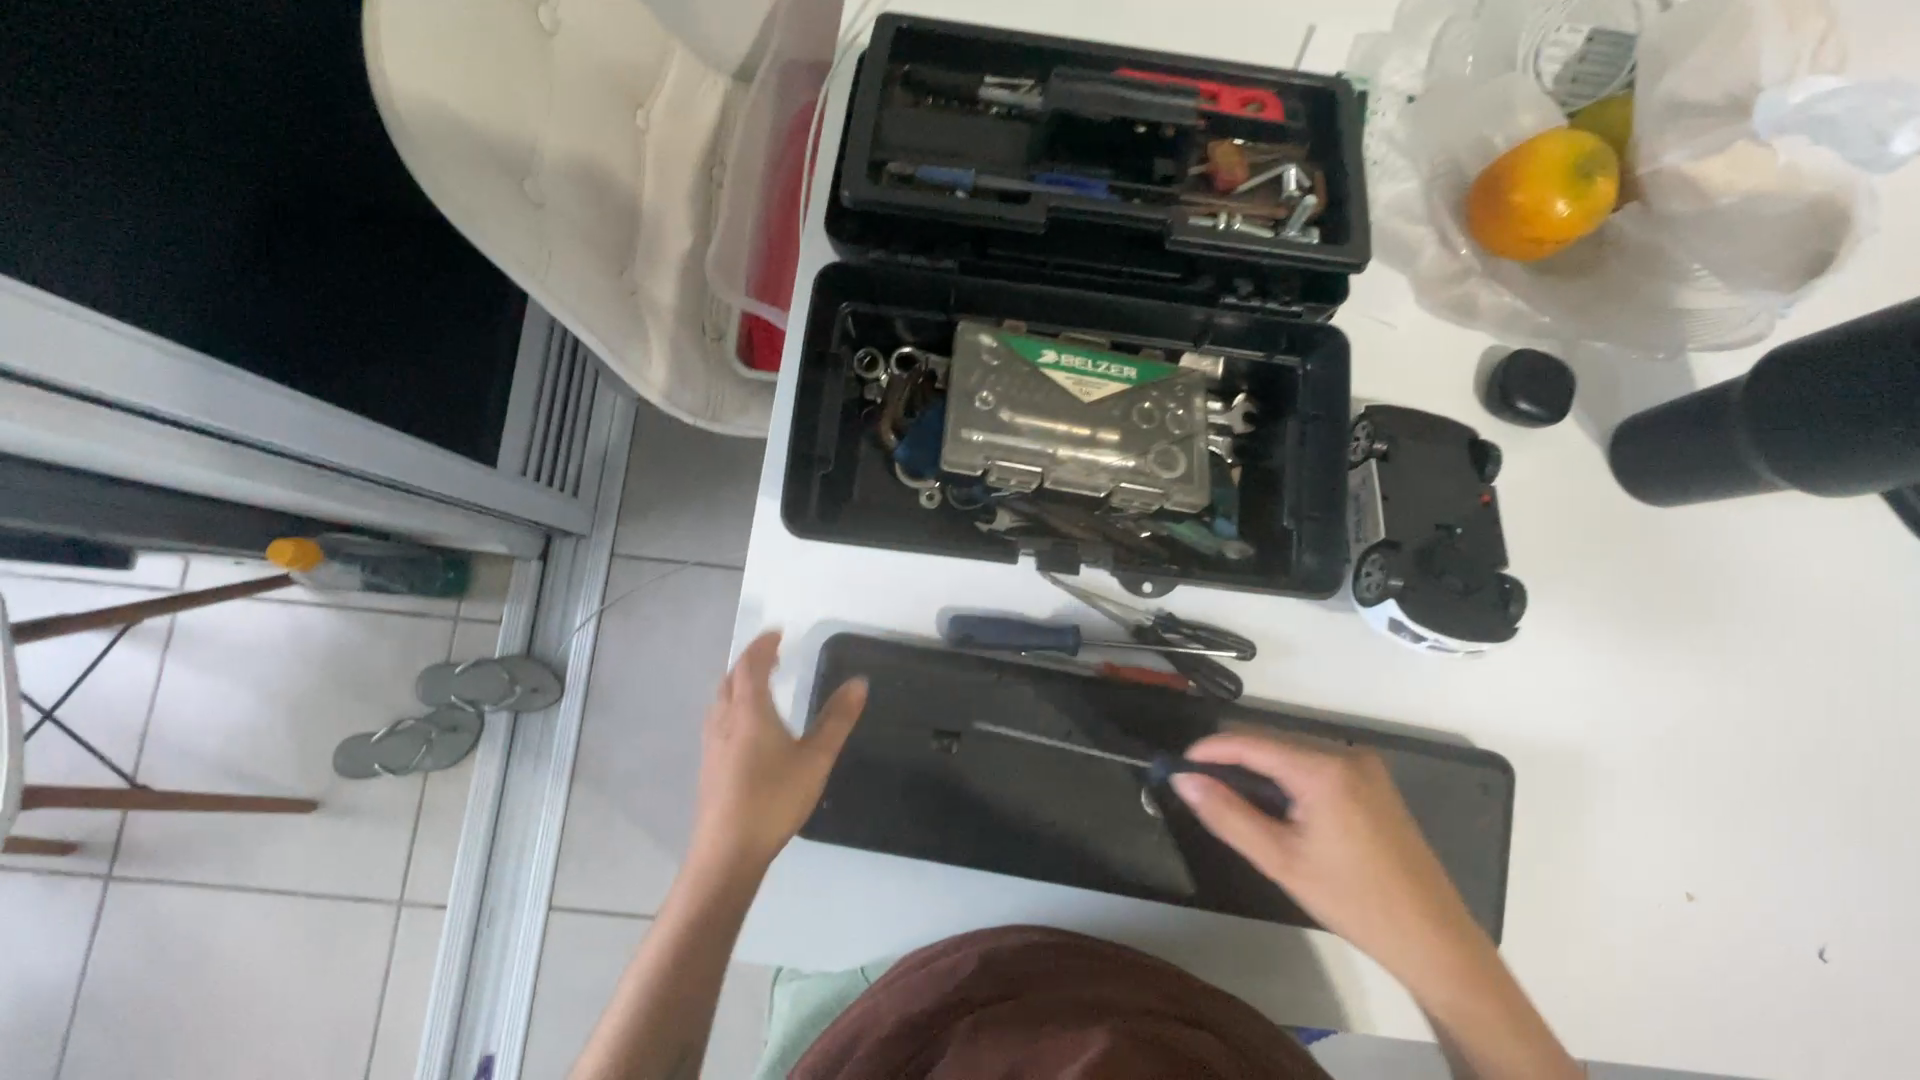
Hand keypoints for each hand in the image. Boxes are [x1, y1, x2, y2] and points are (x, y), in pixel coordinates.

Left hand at [690, 631, 867, 868]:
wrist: (727, 850)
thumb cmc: (774, 800)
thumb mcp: (816, 758)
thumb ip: (837, 719)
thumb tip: (859, 682)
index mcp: (749, 710)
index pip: (751, 664)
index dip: (764, 646)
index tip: (779, 634)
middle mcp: (724, 720)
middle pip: (731, 678)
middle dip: (751, 662)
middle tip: (774, 657)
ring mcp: (711, 743)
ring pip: (721, 699)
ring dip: (739, 683)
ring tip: (762, 686)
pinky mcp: (709, 765)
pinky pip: (719, 719)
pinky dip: (734, 705)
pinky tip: (748, 728)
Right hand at [1171, 732, 1490, 982]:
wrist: (1433, 937)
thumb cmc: (1352, 900)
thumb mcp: (1279, 860)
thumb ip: (1227, 814)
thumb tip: (1184, 780)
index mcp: (1323, 769)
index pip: (1250, 742)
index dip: (1209, 750)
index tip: (1177, 767)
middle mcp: (1346, 754)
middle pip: (1272, 742)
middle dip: (1232, 760)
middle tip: (1201, 790)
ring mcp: (1366, 766)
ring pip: (1293, 752)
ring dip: (1260, 770)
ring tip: (1233, 803)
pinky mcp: (1375, 782)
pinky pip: (1317, 765)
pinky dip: (1288, 778)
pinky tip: (1278, 809)